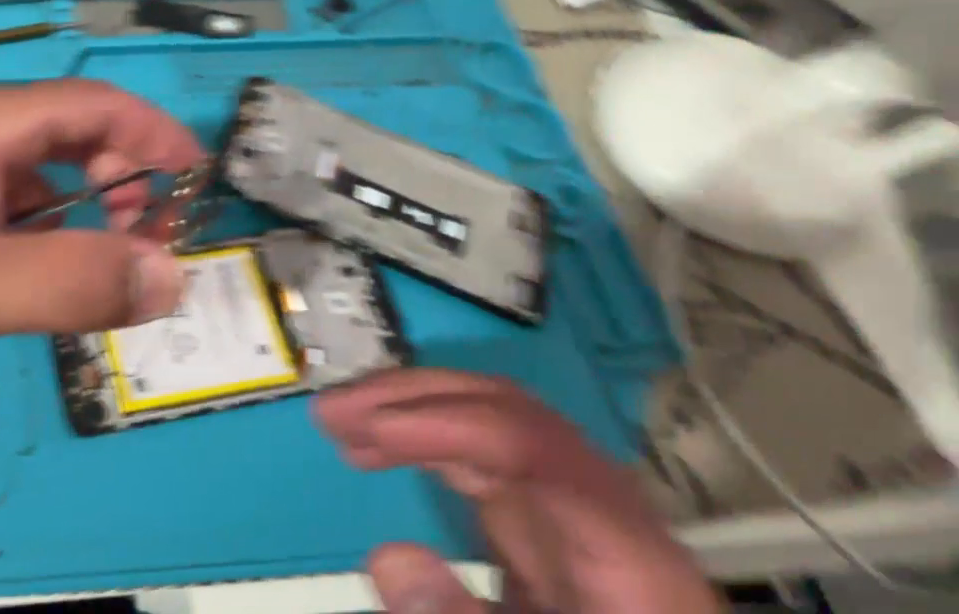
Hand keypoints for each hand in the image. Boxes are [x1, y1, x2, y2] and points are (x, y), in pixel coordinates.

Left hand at [0, 80, 203, 366]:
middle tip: (155, 236)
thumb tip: (172, 278)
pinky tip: (47, 263)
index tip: (197, 179)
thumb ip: (78, 283)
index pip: (96, 103)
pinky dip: (49, 221)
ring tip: (109, 255)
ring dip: (88, 200)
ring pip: (43, 165)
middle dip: (126, 173)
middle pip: (74, 129)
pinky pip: (12, 193)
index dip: (155, 134)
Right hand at [314, 370, 722, 613]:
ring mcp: (583, 518)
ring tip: (339, 423)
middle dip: (415, 400)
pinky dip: (424, 445)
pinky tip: (378, 452)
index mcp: (630, 561)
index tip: (366, 428)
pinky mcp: (555, 531)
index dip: (445, 425)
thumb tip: (388, 556)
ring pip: (496, 425)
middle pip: (513, 416)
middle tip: (333, 411)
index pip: (534, 448)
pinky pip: (486, 461)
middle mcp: (609, 516)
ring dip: (411, 412)